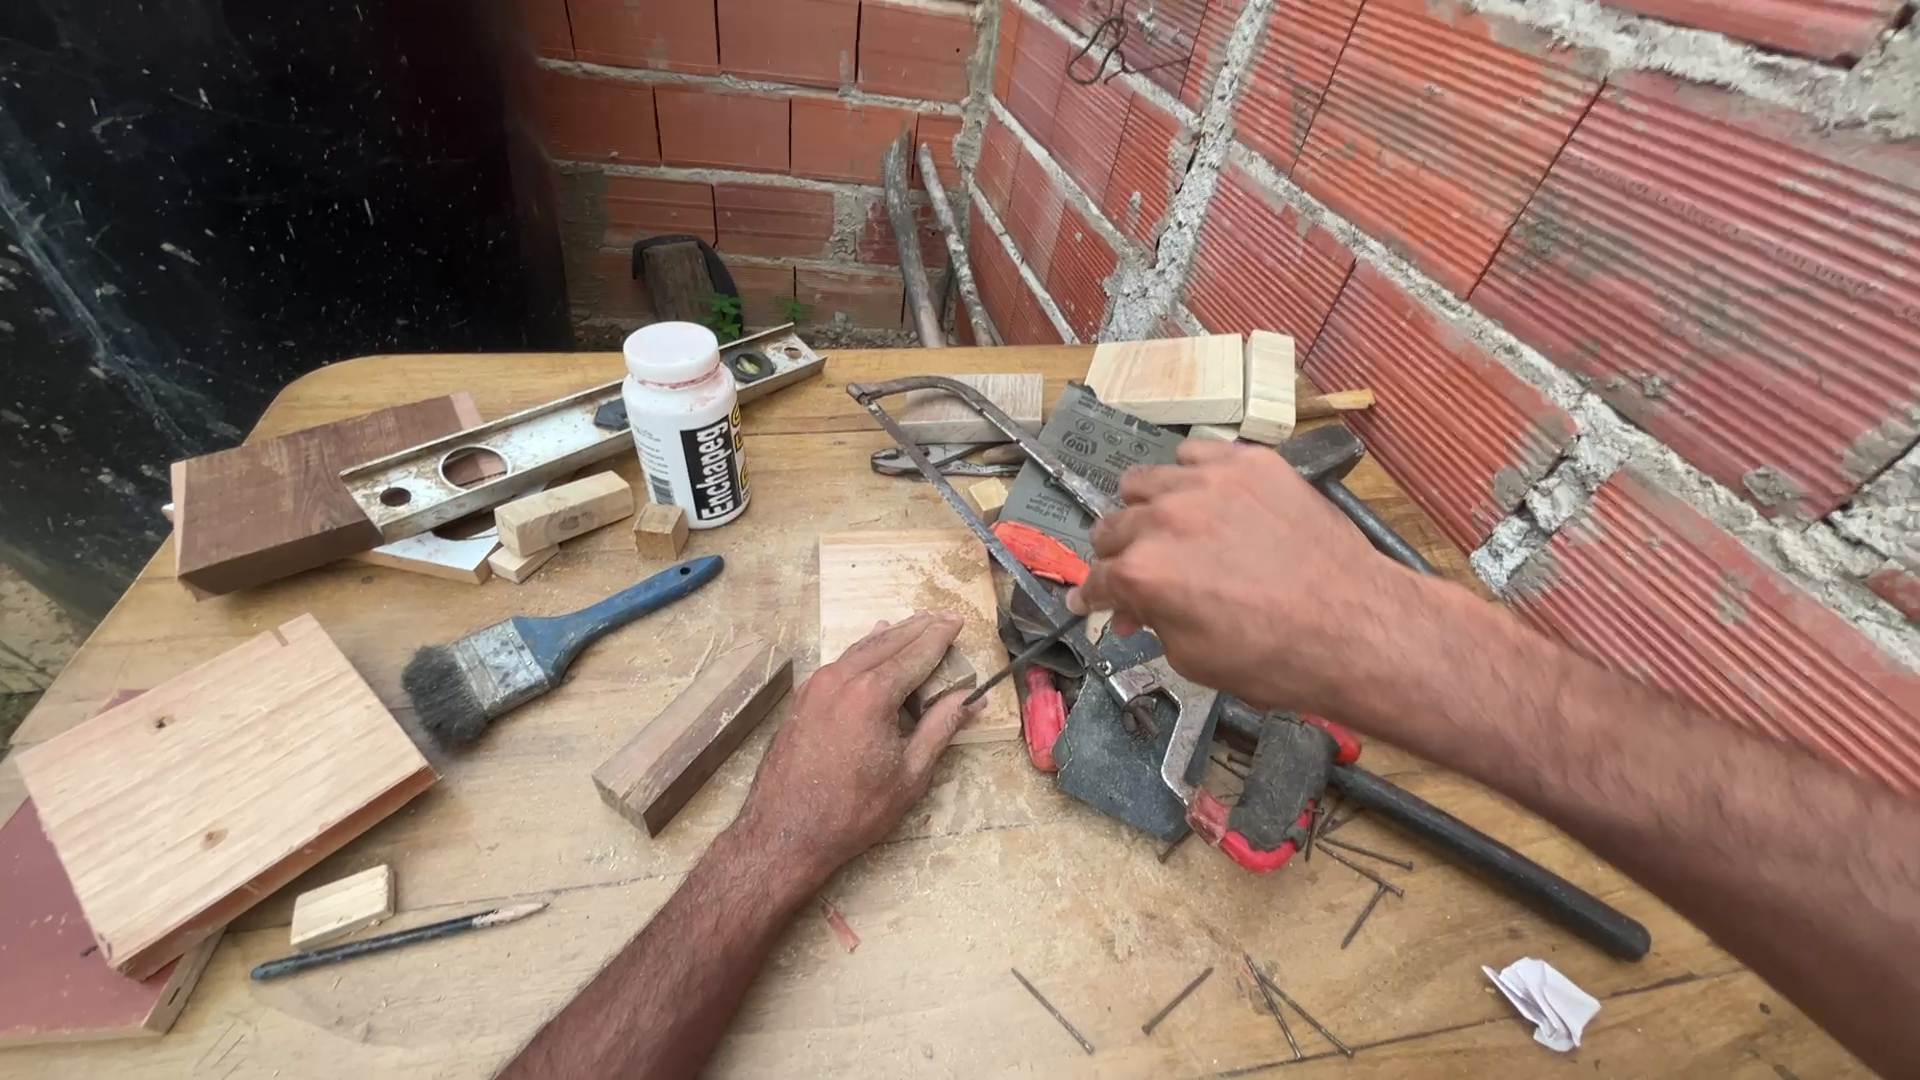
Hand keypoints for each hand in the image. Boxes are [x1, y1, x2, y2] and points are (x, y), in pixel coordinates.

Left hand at [731, 613, 979, 887]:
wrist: (783, 834)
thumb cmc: (853, 811)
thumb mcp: (910, 775)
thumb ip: (941, 728)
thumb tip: (972, 699)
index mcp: (872, 694)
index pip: (916, 654)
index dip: (940, 637)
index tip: (957, 620)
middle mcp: (842, 678)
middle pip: (889, 642)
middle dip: (918, 628)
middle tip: (942, 617)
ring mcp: (817, 685)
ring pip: (862, 647)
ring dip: (892, 635)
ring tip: (914, 623)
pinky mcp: (804, 697)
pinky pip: (841, 661)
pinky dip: (864, 649)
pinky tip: (872, 644)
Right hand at [1067, 440, 1417, 716]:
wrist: (1357, 628)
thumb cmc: (1276, 655)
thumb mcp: (1190, 657)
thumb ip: (1150, 621)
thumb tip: (1133, 609)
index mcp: (1143, 572)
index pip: (1095, 579)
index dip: (1089, 596)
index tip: (1088, 600)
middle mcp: (1164, 519)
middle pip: (1110, 526)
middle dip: (1115, 555)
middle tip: (1131, 571)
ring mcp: (1206, 484)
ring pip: (1142, 480)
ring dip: (1143, 508)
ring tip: (1163, 525)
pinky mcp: (1249, 464)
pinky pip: (1195, 454)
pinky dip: (1188, 476)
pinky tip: (1203, 497)